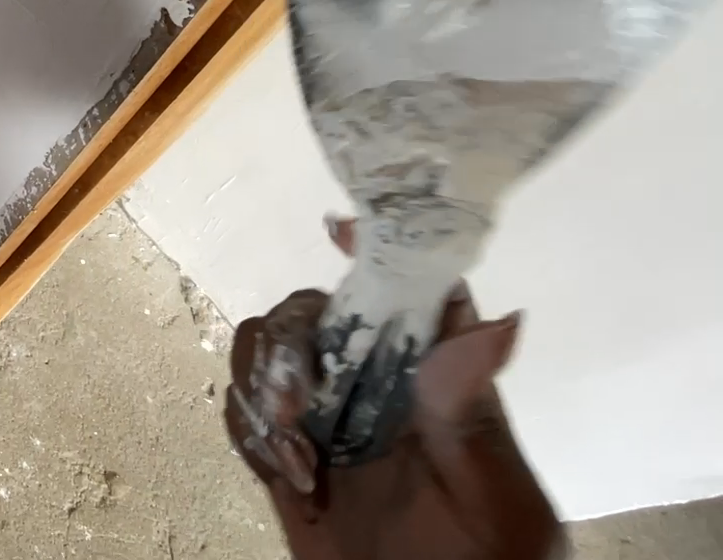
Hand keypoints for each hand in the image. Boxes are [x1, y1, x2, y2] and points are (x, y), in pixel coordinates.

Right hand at [222, 218, 562, 559]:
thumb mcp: (493, 503)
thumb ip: (473, 419)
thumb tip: (498, 321)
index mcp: (426, 389)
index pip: (406, 302)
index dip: (374, 257)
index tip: (336, 230)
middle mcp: (367, 385)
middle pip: (304, 316)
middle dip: (285, 357)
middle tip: (294, 413)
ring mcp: (317, 412)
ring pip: (258, 349)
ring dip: (260, 397)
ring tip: (294, 462)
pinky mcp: (275, 440)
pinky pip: (235, 401)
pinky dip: (248, 432)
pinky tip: (286, 476)